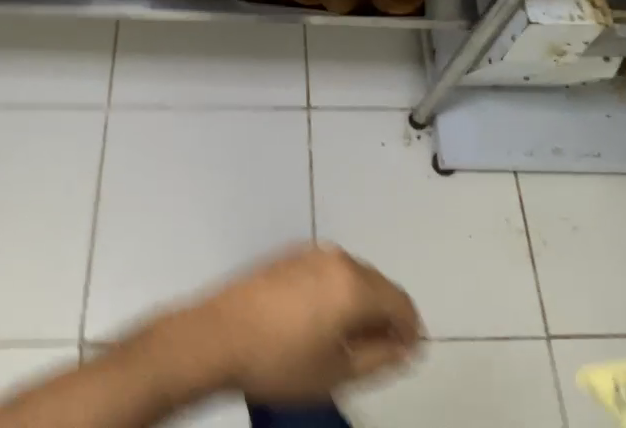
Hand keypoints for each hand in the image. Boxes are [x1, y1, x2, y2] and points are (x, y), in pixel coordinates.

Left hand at [157, 243, 423, 404]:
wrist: (215, 337)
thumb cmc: (279, 360)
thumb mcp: (337, 373)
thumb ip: (381, 358)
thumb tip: (404, 347)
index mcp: (354, 284)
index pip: (401, 302)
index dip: (411, 331)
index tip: (405, 355)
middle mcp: (336, 259)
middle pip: (378, 286)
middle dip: (384, 317)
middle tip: (376, 353)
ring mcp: (308, 254)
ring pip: (351, 277)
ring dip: (358, 305)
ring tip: (344, 341)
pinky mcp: (286, 257)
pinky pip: (325, 272)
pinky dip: (334, 294)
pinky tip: (317, 322)